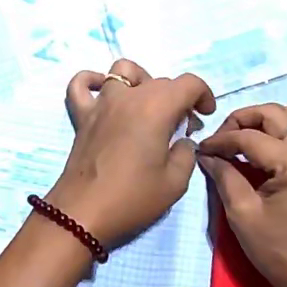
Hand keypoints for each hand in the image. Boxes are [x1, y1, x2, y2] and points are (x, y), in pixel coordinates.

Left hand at [45, 59, 216, 246]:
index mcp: (157, 108)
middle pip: (160, 81)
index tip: (205, 116)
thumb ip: (186, 153)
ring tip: (147, 106)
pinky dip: (92, 81)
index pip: (189, 83)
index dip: (203, 95)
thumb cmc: (133, 198)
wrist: (84, 215)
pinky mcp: (82, 116)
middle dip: (177, 99)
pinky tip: (103, 94)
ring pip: (123, 71)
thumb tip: (181, 141)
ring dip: (142, 82)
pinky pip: (81, 84)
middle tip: (180, 129)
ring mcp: (102, 103)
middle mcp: (130, 96)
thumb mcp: (176, 182)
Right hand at [198, 103, 286, 286]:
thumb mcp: (243, 214)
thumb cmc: (277, 251)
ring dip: (269, 118)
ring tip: (245, 135)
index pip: (251, 137)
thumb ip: (225, 176)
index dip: (222, 140)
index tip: (202, 149)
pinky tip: (264, 145)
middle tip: (221, 139)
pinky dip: (285, 127)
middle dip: (244, 119)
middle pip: (276, 114)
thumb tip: (208, 154)